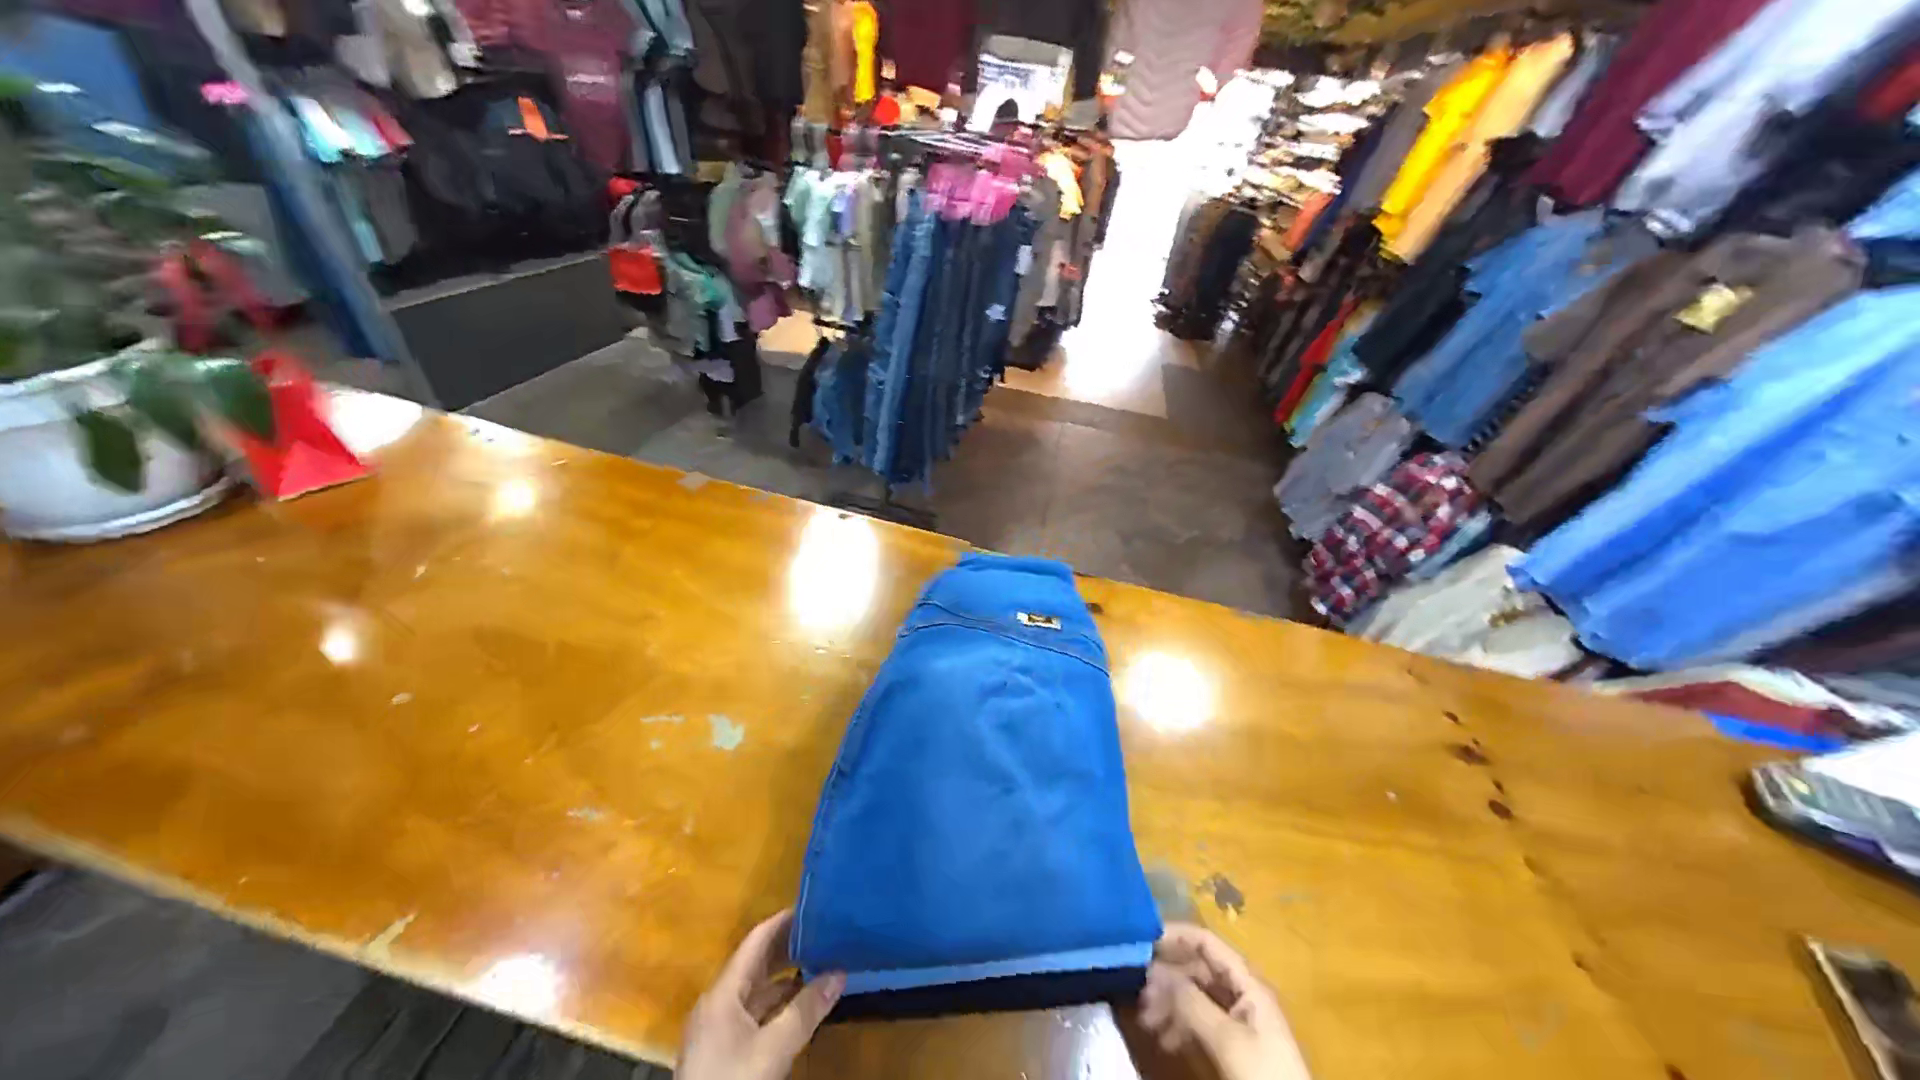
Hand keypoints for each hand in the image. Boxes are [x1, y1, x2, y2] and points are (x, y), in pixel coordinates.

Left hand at [677, 909, 844, 1079]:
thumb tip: (840, 971)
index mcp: (723, 993)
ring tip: (821, 964)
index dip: (784, 921)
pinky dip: (778, 1004)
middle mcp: (717, 1003)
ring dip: (786, 978)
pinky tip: (802, 1005)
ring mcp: (717, 1028)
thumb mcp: (774, 1048)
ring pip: (755, 990)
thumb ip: (807, 1009)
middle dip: (789, 948)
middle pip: (755, 963)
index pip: (756, 940)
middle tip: (825, 934)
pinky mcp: (722, 1051)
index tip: (815, 908)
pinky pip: (753, 1013)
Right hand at [1137, 923, 1311, 1079]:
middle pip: (1198, 970)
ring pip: (1196, 996)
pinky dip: (1181, 1025)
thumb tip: (1157, 972)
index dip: (1175, 936)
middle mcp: (1242, 992)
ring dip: (1170, 1004)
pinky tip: (1165, 1039)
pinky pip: (1201, 1020)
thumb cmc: (1263, 1075)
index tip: (1143, 942)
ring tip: (1146, 1022)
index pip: (1206, 943)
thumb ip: (1192, 1002)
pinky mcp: (1235, 1041)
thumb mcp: (1226, 1039)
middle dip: (1167, 979)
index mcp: (1247, 982)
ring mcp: (1239, 1017)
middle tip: (1139, 993)